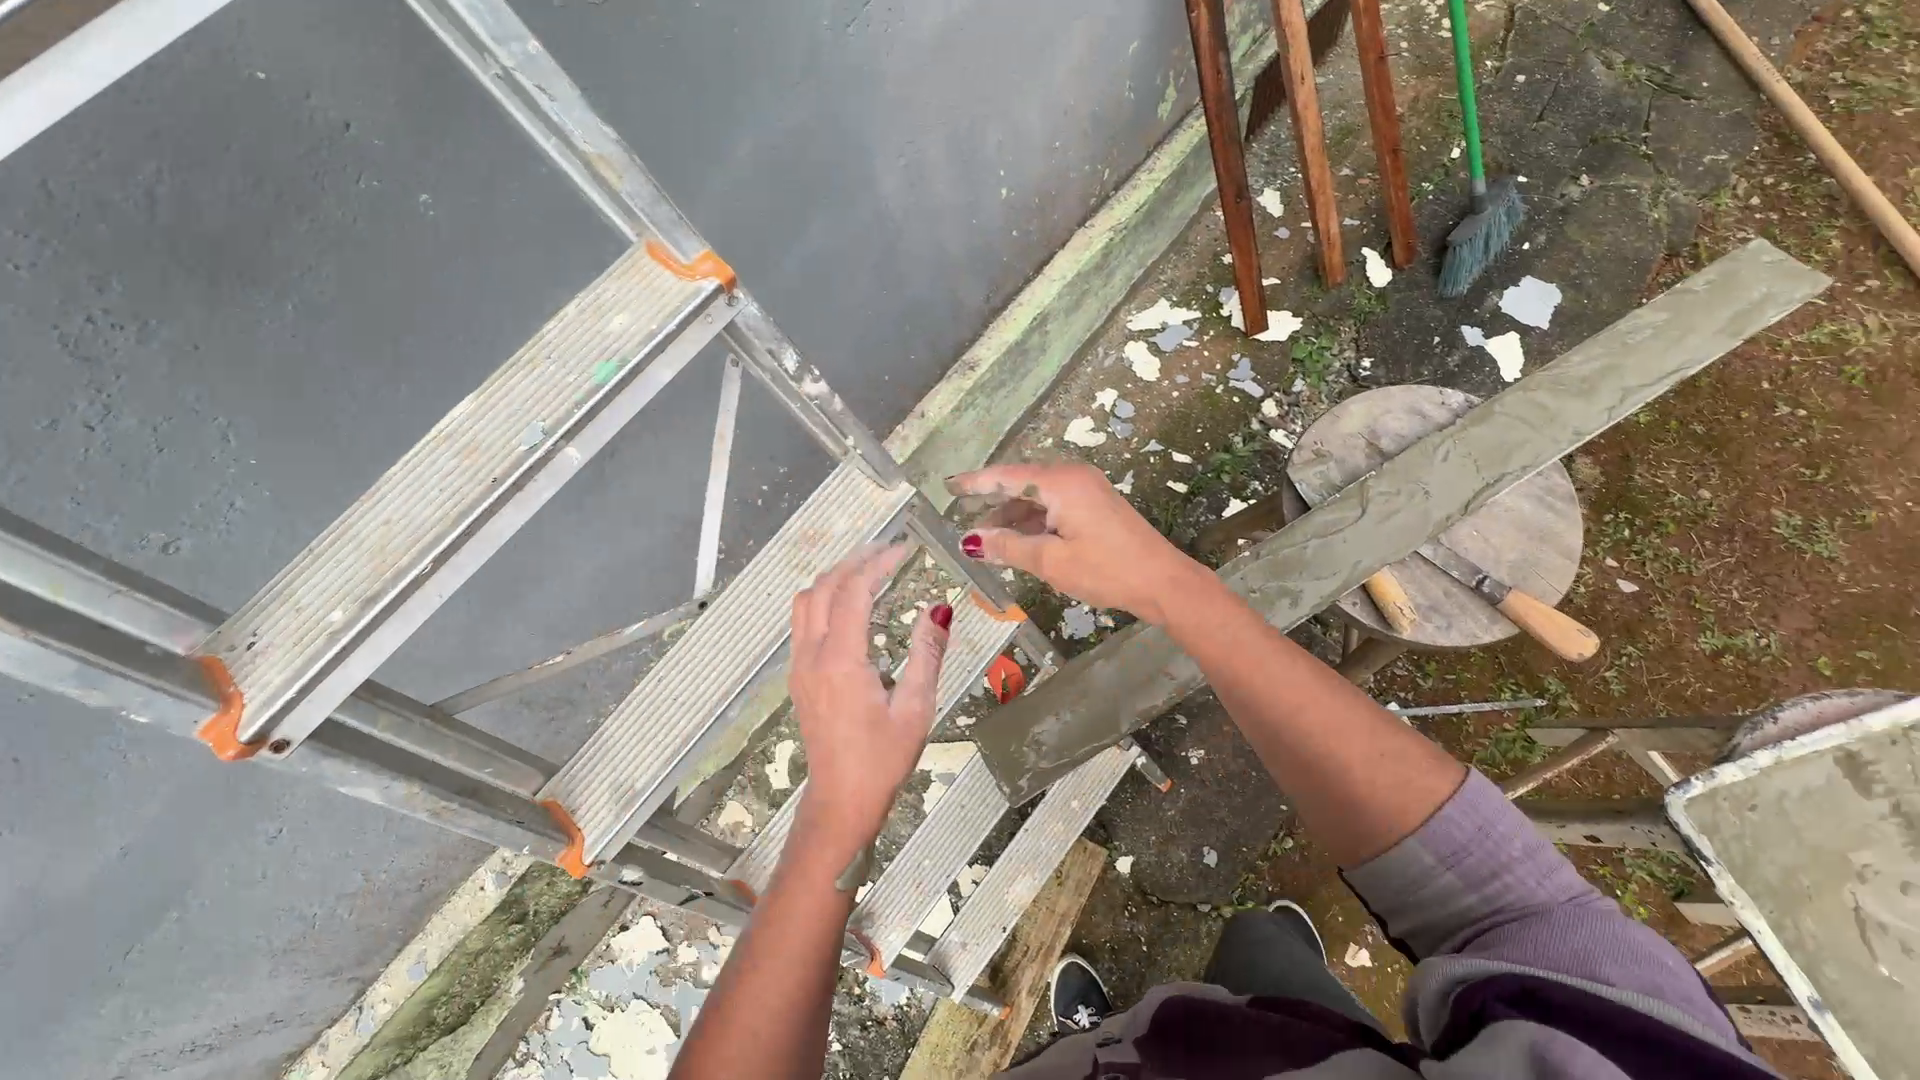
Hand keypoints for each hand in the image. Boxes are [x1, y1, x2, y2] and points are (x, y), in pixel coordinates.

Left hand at [787, 544, 951, 869]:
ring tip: (869, 572)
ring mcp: (799, 666)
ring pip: (805, 602)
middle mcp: (812, 655)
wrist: (841, 801)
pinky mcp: (798, 677)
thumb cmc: (883, 760)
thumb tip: (939, 607)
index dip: (878, 563)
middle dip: (855, 562)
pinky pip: (803, 622)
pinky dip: (825, 601)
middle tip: (888, 552)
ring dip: (834, 579)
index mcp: (841, 660)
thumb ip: (926, 654)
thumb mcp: (916, 708)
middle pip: (823, 588)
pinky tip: (852, 608)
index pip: (854, 591)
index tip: (904, 550)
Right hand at [946, 463, 1208, 626]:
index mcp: (1060, 483)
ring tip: (985, 543)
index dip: (974, 482)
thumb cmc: (1106, 569)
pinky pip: (1053, 506)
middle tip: (962, 524)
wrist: (1163, 581)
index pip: (1006, 476)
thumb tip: (970, 541)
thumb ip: (1008, 547)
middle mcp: (1072, 477)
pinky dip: (1033, 523)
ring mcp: (1086, 490)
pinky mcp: (1095, 505)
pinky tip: (1018, 543)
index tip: (948, 485)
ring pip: (1037, 498)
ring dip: (1012, 519)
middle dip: (992, 507)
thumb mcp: (1051, 561)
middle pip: (1020, 485)